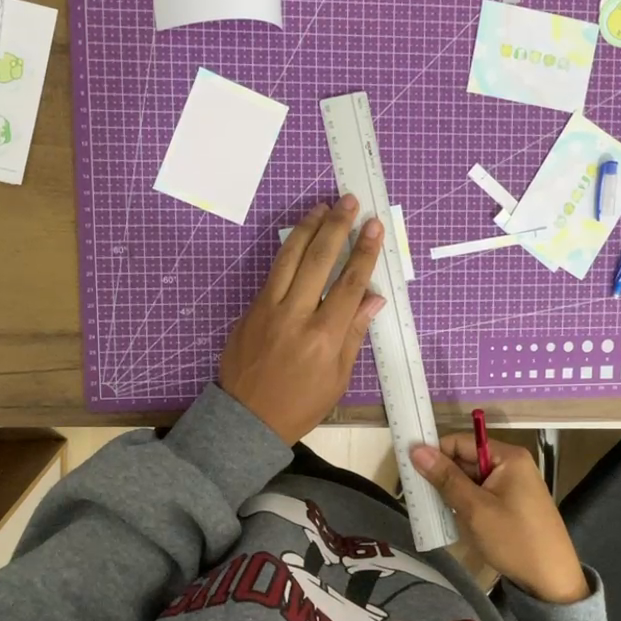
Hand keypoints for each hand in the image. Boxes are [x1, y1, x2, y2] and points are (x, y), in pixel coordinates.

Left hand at [219, 197, 383, 444]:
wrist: (247, 419)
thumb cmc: (300, 404)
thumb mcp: (337, 378)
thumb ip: (354, 333)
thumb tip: (374, 297)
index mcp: (324, 338)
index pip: (349, 284)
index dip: (364, 252)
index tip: (373, 227)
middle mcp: (296, 316)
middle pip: (319, 260)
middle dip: (336, 226)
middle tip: (348, 201)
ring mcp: (268, 310)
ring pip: (289, 258)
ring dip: (307, 228)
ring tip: (321, 206)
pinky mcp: (250, 310)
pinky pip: (272, 274)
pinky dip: (288, 251)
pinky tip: (299, 238)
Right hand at [409, 436, 589, 604]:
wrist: (552, 581)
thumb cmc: (514, 541)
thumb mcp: (475, 509)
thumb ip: (445, 478)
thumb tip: (416, 449)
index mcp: (508, 457)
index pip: (461, 442)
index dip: (436, 454)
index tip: (412, 472)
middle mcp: (512, 464)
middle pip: (466, 459)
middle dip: (443, 476)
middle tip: (418, 495)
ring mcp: (514, 485)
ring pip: (471, 479)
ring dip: (453, 493)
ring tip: (435, 510)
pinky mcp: (513, 504)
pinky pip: (481, 494)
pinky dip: (466, 504)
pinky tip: (455, 520)